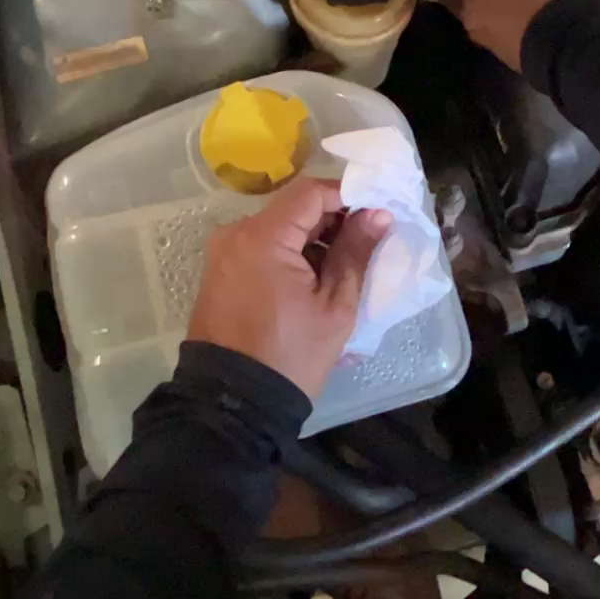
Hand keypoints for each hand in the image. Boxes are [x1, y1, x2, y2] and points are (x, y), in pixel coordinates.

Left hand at [187, 177, 392, 399]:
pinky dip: (290, 252)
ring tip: (343, 265)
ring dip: (312, 237)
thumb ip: (355, 252)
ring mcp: (223, 252)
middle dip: (332, 219)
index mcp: (262, 237)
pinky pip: (261, 245)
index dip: (347, 196)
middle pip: (293, 207)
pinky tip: (313, 278)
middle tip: (366, 242)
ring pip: (278, 226)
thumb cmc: (291, 355)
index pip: (311, 192)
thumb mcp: (335, 305)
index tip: (376, 213)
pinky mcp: (220, 271)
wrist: (234, 405)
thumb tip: (379, 213)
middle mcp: (236, 234)